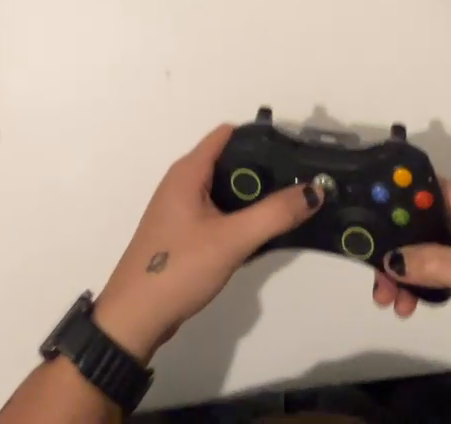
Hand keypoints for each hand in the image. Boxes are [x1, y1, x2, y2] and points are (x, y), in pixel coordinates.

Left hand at [91, 125, 324, 362]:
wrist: (136, 316)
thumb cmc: (179, 267)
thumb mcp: (231, 240)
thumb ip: (274, 214)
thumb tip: (314, 190)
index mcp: (188, 172)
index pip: (227, 135)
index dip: (261, 137)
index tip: (295, 149)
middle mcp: (183, 182)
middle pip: (229, 161)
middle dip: (264, 169)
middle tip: (303, 181)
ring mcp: (182, 208)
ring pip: (225, 189)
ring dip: (254, 195)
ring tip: (292, 203)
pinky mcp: (184, 232)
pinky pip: (219, 211)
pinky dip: (241, 215)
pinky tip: (265, 230)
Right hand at [371, 179, 450, 356]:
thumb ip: (439, 263)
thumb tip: (390, 258)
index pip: (413, 187)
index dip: (383, 201)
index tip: (358, 228)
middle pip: (409, 219)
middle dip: (388, 246)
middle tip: (376, 281)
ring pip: (417, 245)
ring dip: (400, 269)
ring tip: (391, 303)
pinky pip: (432, 264)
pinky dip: (417, 281)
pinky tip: (409, 304)